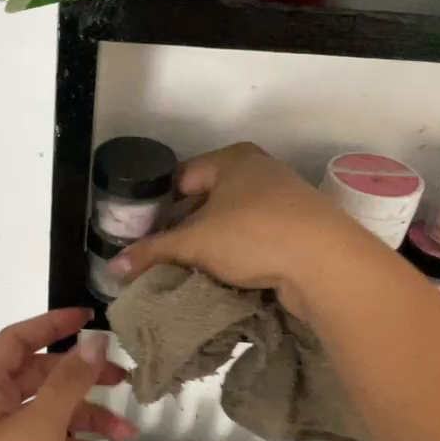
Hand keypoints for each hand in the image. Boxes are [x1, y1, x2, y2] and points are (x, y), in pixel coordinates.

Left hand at [0, 309, 133, 440]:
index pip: (18, 339)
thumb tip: (93, 341)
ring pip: (47, 414)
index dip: (54, 324)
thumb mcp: (40, 428)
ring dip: (85, 422)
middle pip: (38, 377)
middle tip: (123, 380)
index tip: (92, 319)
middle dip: (82, 381)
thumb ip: (69, 382)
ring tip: (125, 436)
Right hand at [109, 143, 379, 314]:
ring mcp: (280, 203)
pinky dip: (236, 260)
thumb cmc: (254, 235)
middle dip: (183, 232)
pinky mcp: (295, 233)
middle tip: (160, 261)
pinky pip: (253, 244)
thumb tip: (114, 267)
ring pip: (229, 226)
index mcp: (232, 160)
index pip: (181, 178)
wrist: (325, 263)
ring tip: (186, 275)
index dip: (158, 207)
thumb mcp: (194, 243)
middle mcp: (258, 173)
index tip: (142, 236)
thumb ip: (152, 252)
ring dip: (210, 250)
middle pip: (205, 203)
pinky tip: (221, 281)